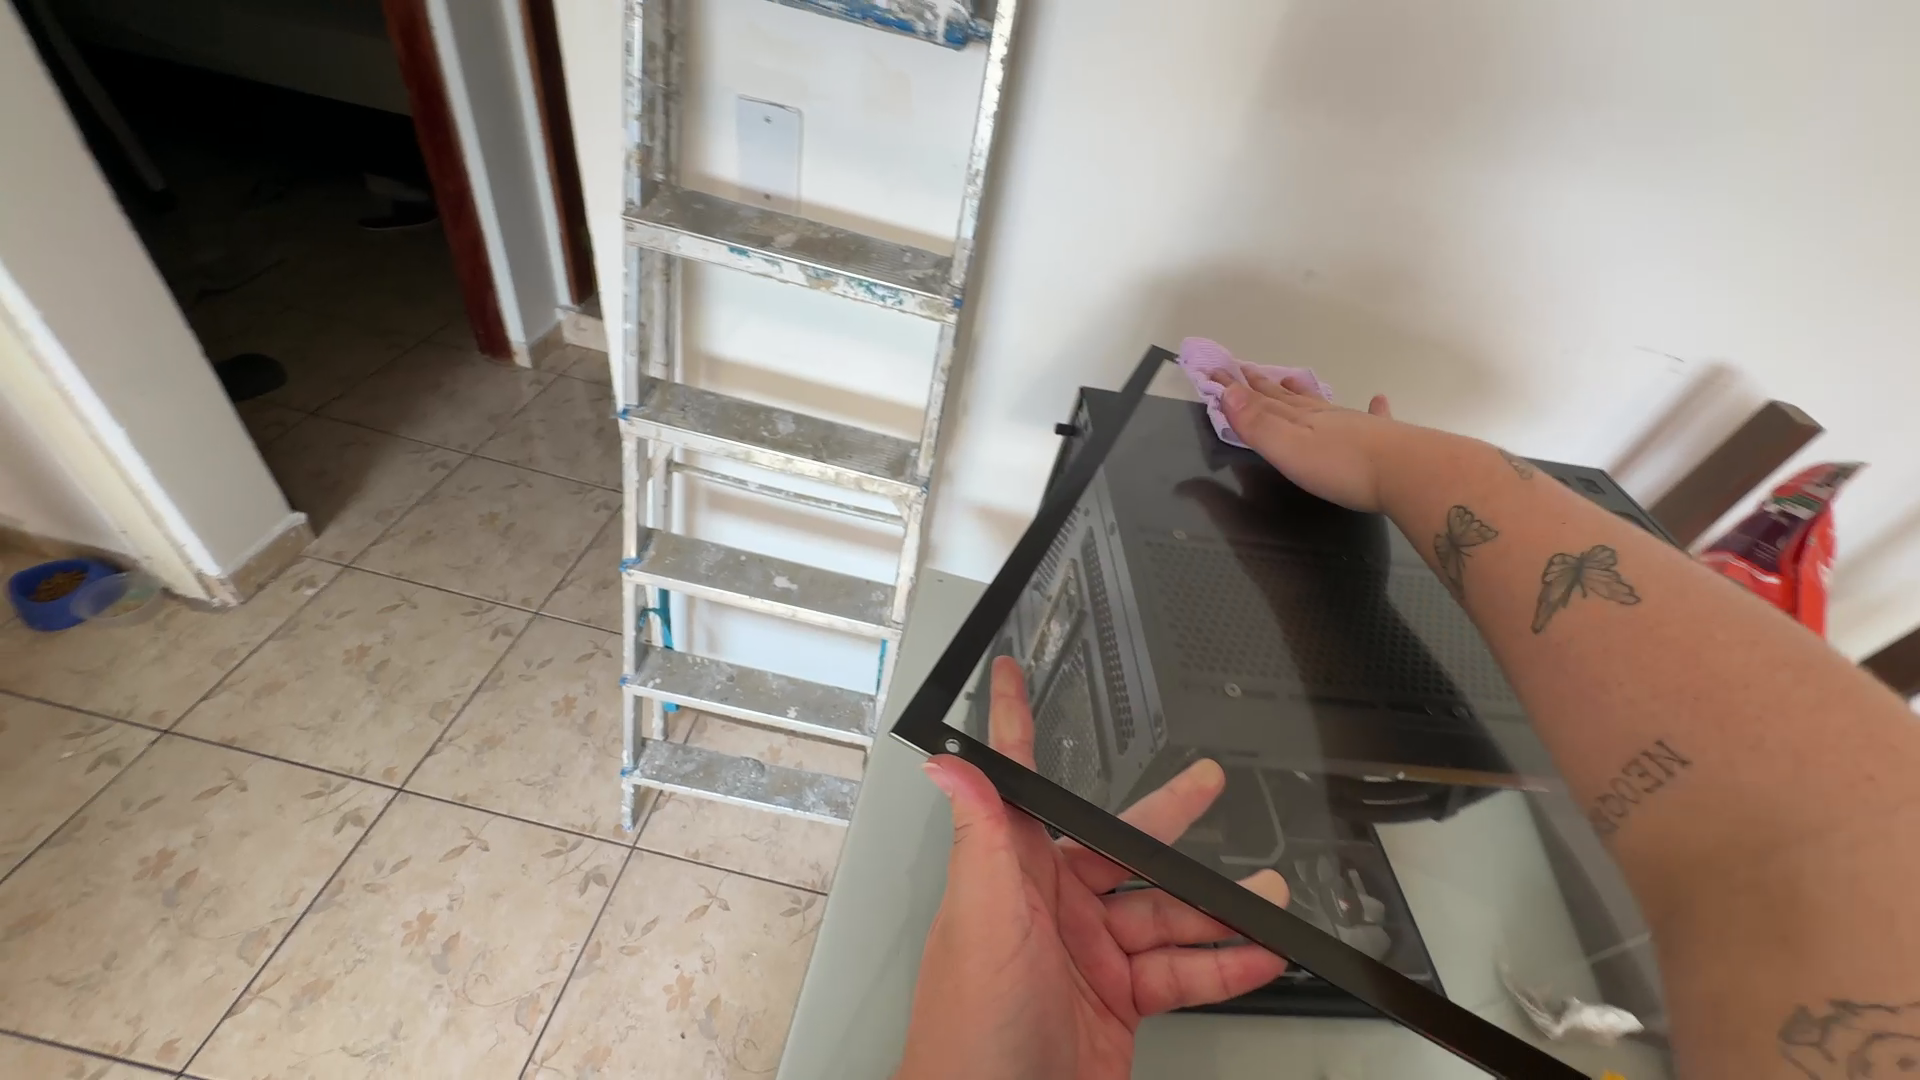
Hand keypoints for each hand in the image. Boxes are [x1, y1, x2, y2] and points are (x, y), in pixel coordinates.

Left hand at [895, 657, 1288, 1079]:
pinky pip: (1182, 972)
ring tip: (1266, 893)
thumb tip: (948, 763)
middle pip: (1122, 844)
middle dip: (1168, 816)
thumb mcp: (981, 915)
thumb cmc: (970, 1023)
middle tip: (1205, 783)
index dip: (1013, 721)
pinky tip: (1257, 952)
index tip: (1011, 678)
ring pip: (1164, 912)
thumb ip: (979, 834)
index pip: (1017, 776)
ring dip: (1216, 905)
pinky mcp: (1119, 999)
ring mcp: (1088, 950)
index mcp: (1015, 867)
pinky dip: (1223, 964)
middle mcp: (1052, 901)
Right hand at [1217, 370, 1409, 513]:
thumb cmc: (1342, 467)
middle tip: (1245, 370)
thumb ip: (1257, 424)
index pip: (1260, 401)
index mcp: (1298, 420)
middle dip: (1262, 386)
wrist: (1409, 472)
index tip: (1216, 373)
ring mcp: (1356, 425)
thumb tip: (1227, 394)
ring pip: (1321, 404)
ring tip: (1290, 378)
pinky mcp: (1384, 440)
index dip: (1237, 389)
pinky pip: (1374, 417)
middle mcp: (1324, 415)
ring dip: (1302, 392)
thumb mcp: (1288, 448)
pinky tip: (1378, 400)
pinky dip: (1373, 408)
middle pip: (1287, 398)